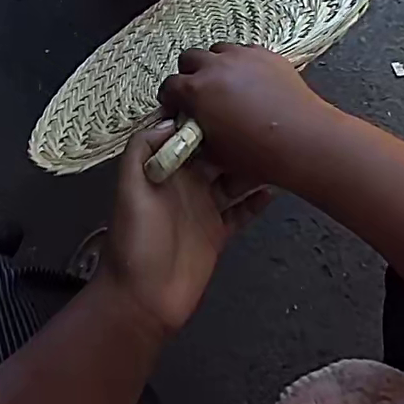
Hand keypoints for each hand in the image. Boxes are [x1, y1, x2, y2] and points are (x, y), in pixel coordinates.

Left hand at [99, 120, 270, 335]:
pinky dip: (258, 201)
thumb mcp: (128, 189)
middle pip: (217, 153)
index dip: (207, 118)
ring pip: (234, 178)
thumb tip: (169, 117)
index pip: (188, 135)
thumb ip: (141, 149)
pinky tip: (274, 189)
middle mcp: (186, 183)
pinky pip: (242, 211)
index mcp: (165, 169)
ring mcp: (204, 207)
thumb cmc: (134, 243)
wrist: (142, 301)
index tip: (230, 102)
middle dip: (236, 139)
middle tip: (262, 125)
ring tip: (275, 152)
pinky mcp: (218, 231)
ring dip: (252, 166)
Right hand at [157, 44, 346, 186]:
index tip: (176, 106)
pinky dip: (242, 63)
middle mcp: (216, 66)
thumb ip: (196, 137)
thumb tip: (192, 133)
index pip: (170, 85)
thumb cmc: (257, 153)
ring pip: (219, 50)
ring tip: (226, 83)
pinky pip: (246, 51)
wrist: (301, 138)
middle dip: (190, 73)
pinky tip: (251, 80)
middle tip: (198, 91)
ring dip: (217, 63)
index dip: (170, 97)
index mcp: (196, 91)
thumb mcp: (214, 153)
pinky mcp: (267, 54)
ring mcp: (243, 56)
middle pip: (190, 57)